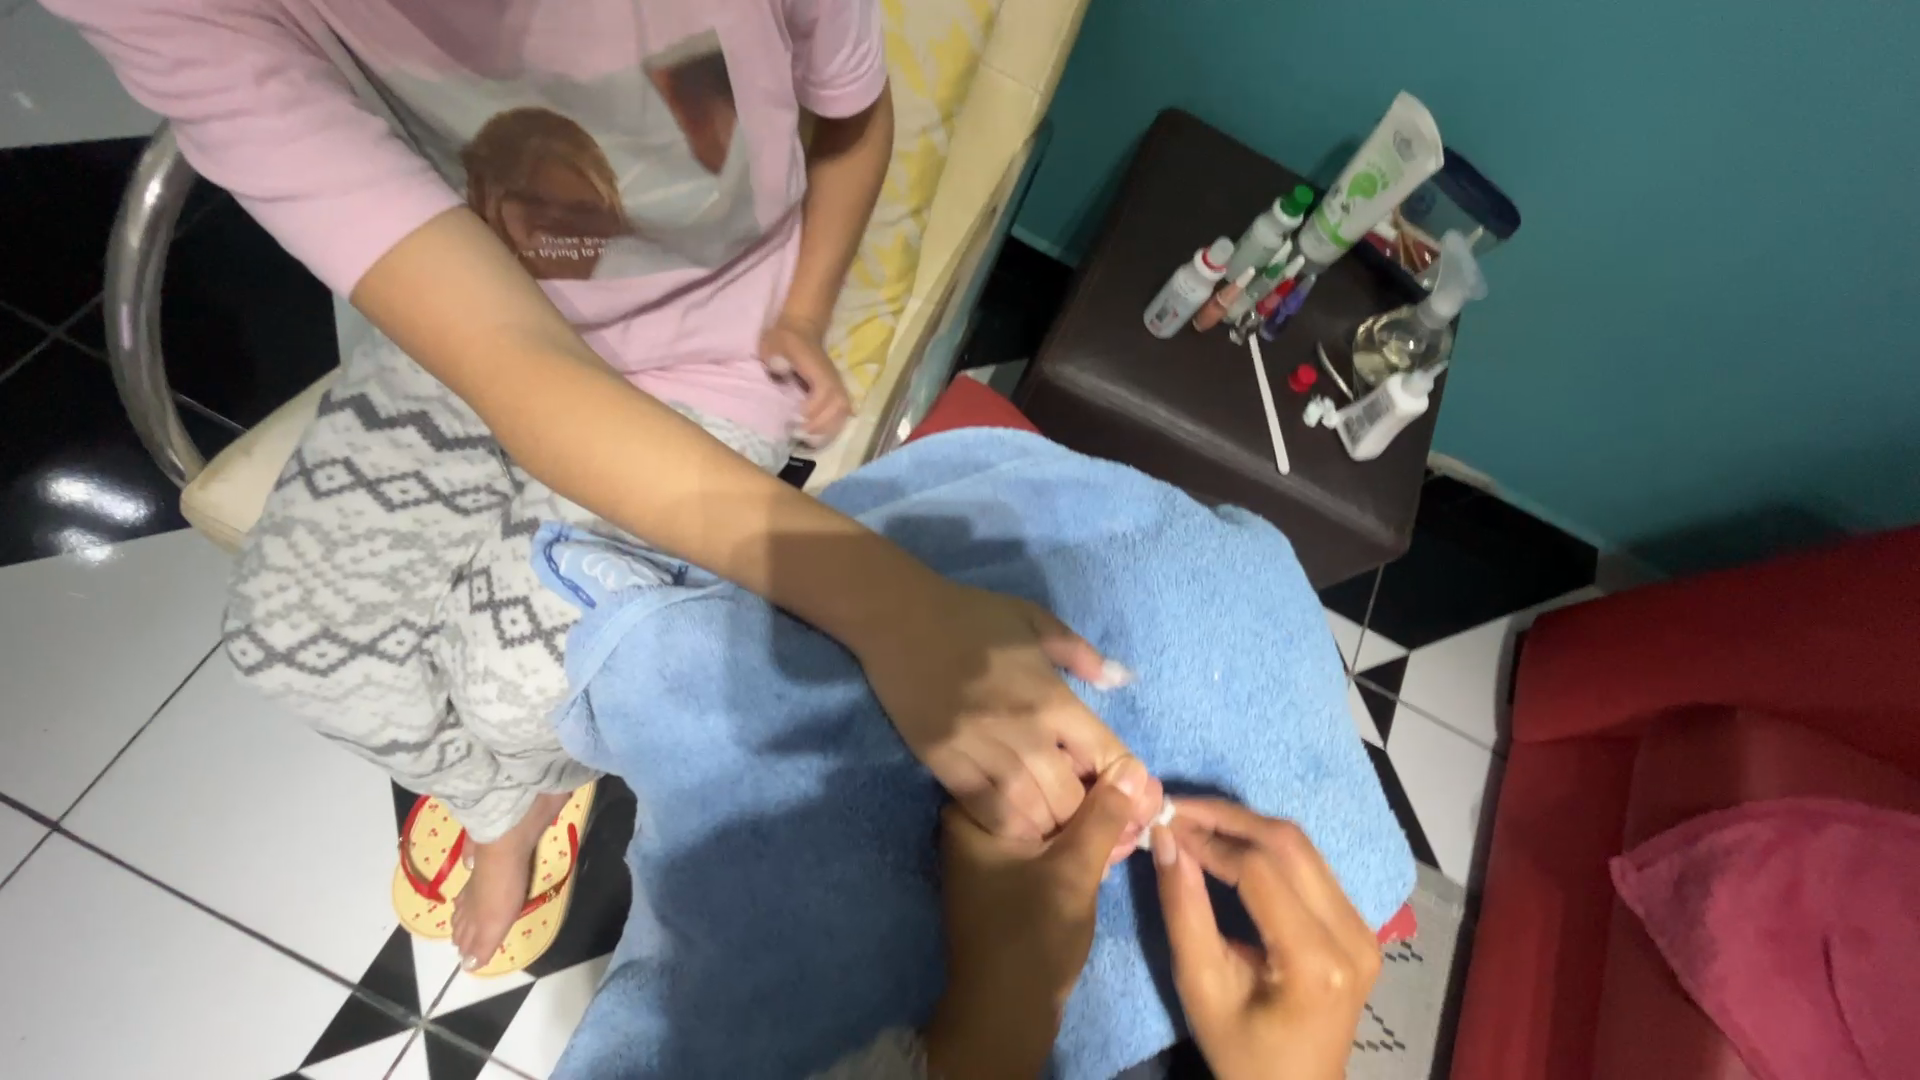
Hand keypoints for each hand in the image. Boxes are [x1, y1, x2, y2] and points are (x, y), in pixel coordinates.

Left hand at [759, 313, 851, 445]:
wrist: (801, 329)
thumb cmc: (785, 340)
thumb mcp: (774, 343)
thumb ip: (776, 356)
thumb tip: (780, 370)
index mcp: (818, 368)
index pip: (824, 391)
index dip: (814, 408)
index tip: (796, 419)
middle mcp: (833, 378)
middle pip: (838, 406)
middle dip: (821, 425)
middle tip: (799, 435)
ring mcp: (837, 386)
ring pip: (843, 413)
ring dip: (828, 429)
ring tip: (809, 440)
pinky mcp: (836, 393)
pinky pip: (841, 414)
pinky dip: (831, 428)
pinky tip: (817, 437)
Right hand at [854, 579, 1162, 853]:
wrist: (900, 619)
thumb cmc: (972, 615)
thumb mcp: (1035, 620)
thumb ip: (1082, 654)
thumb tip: (1122, 680)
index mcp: (1051, 697)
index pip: (1107, 757)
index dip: (1127, 785)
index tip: (1131, 796)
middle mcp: (1022, 732)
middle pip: (1073, 802)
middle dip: (1090, 814)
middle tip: (1093, 816)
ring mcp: (980, 752)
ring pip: (1031, 815)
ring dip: (1051, 826)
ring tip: (1058, 824)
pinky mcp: (943, 764)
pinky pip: (986, 811)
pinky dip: (1010, 825)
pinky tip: (1019, 822)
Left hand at [925, 758, 1145, 1078]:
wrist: (1006, 1015)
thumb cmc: (1030, 936)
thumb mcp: (1072, 871)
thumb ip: (1104, 817)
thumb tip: (1137, 768)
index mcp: (972, 807)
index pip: (1035, 764)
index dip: (1091, 767)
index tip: (1136, 772)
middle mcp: (975, 817)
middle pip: (1045, 790)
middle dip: (1098, 797)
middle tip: (1149, 800)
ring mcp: (991, 844)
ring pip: (1052, 816)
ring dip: (1096, 821)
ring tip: (1142, 819)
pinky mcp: (1009, 868)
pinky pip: (1049, 840)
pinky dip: (1081, 841)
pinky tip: (1120, 839)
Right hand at [1152, 799, 1380, 1079]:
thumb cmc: (1242, 1050)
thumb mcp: (1200, 984)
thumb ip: (1183, 907)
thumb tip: (1166, 837)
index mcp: (1317, 961)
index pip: (1259, 869)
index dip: (1208, 838)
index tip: (1164, 824)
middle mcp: (1352, 935)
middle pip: (1287, 843)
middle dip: (1226, 817)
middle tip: (1177, 809)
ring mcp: (1363, 927)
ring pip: (1300, 844)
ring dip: (1244, 824)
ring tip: (1196, 820)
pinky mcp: (1357, 923)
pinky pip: (1309, 862)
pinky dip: (1263, 842)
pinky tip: (1227, 840)